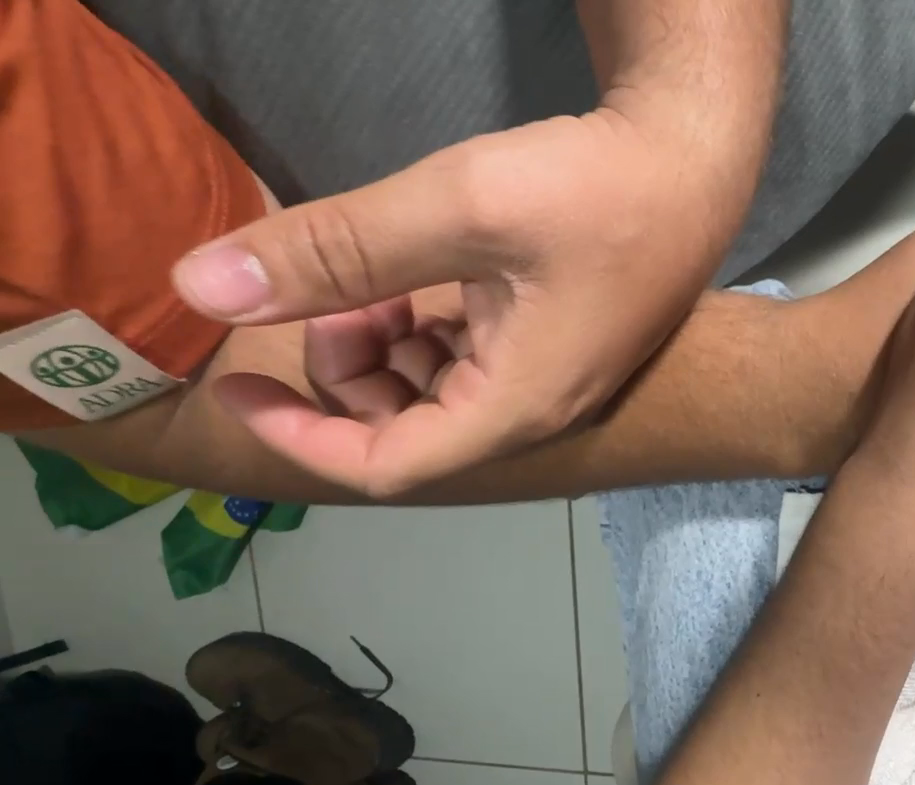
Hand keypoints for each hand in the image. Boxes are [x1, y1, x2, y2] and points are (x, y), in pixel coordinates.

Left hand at [181, 104, 752, 498]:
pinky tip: (439, 273)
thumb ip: (337, 251)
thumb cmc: (599, 198)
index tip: (237, 375)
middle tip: (338, 288)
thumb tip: (201, 287)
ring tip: (389, 272)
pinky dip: (435, 331)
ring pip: (444, 397)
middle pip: (413, 431)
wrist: (695, 172)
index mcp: (518, 403)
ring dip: (390, 346)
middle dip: (349, 371)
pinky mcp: (565, 347)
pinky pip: (481, 366)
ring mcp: (558, 379)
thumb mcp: (462, 210)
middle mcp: (539, 408)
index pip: (388, 464)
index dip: (299, 435)